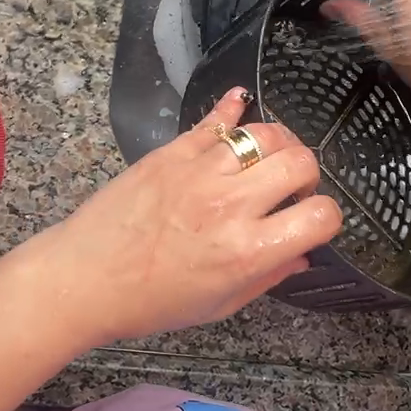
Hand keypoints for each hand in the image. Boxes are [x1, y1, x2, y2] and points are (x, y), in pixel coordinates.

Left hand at [24, 90, 342, 346]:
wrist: (83, 278)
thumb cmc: (152, 303)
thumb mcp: (219, 305)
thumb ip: (268, 276)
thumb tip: (302, 253)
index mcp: (246, 251)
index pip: (320, 216)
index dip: (327, 217)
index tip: (311, 221)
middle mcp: (230, 205)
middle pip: (301, 161)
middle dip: (307, 174)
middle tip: (289, 188)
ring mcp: (199, 172)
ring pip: (264, 133)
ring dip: (277, 144)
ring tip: (265, 159)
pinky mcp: (172, 152)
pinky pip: (214, 119)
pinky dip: (233, 109)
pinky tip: (239, 105)